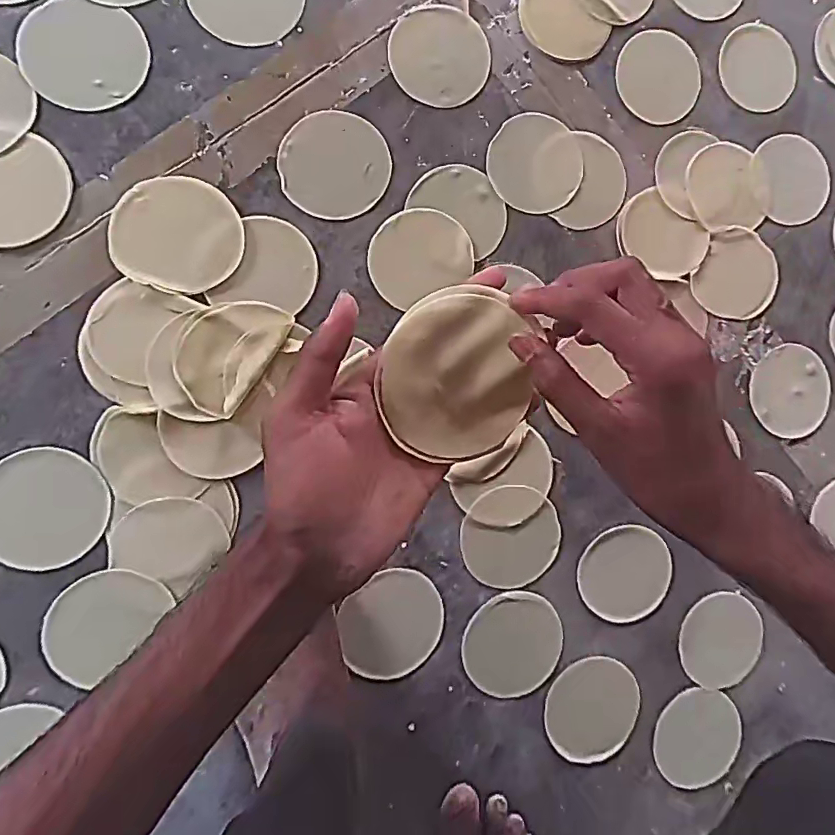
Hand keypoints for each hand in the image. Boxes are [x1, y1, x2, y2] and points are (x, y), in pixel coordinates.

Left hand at [261, 269, 507, 600]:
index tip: (487, 281)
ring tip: (537, 341)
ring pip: (470, 390)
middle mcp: (405, 398)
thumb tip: (347, 302)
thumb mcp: (296, 413)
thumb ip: (322, 359)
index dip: (451, 305)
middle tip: (525, 306)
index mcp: (372, 381)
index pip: (418, 333)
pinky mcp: (442, 460)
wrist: (318, 552)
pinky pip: (475, 432)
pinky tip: (528, 396)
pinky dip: (501, 415)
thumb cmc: (301, 481)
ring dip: (500, 366)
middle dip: (485, 328)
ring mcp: (427, 430)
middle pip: (452, 355)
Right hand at [508, 259, 768, 558]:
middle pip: (625, 276)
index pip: (595, 304)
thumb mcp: (598, 432)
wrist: (713, 496)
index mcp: (658, 357)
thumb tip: (521, 341)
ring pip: (637, 286)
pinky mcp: (687, 345)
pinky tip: (588, 337)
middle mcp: (678, 335)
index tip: (516, 304)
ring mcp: (687, 337)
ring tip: (560, 327)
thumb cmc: (657, 475)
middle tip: (543, 312)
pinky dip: (613, 309)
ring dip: (595, 294)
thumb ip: (557, 381)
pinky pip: (646, 307)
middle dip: (577, 284)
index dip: (550, 299)